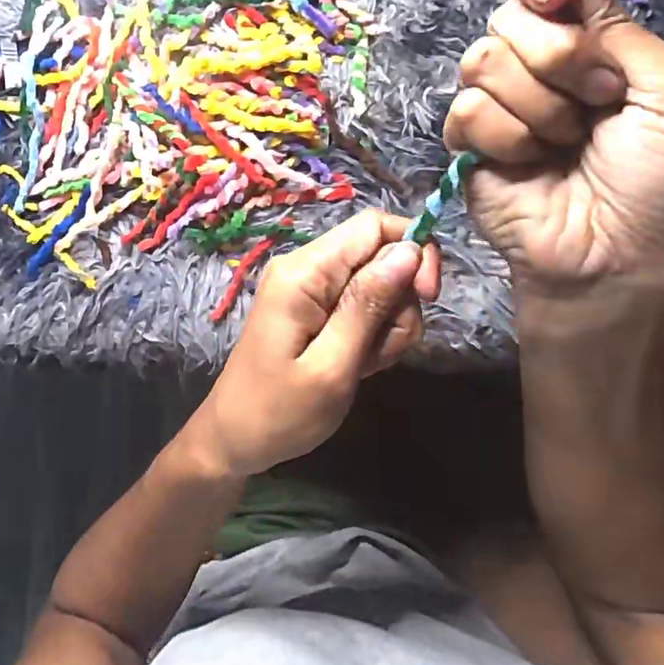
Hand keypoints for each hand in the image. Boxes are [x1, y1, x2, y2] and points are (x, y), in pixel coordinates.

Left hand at [180, 211, 441, 477]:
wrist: (235, 440)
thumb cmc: (280, 412)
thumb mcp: (332, 365)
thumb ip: (369, 305)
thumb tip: (409, 250)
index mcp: (304, 272)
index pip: (373, 225)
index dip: (413, 250)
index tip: (428, 296)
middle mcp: (305, 267)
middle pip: (380, 254)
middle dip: (400, 301)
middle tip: (382, 350)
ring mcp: (308, 287)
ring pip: (378, 284)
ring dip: (388, 325)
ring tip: (365, 365)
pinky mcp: (313, 307)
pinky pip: (361, 305)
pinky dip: (372, 334)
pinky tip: (358, 366)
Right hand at [444, 0, 663, 303]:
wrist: (614, 261)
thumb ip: (623, 27)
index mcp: (597, 42)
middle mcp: (543, 64)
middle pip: (509, 15)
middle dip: (557, 60)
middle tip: (597, 104)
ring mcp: (502, 103)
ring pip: (482, 61)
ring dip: (536, 108)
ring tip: (565, 146)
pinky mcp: (468, 141)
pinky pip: (464, 111)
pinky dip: (503, 140)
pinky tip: (529, 166)